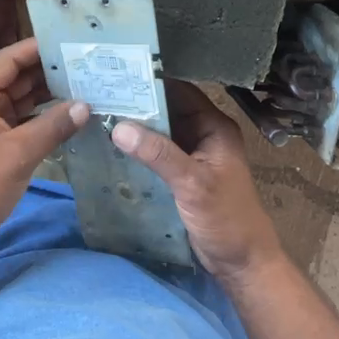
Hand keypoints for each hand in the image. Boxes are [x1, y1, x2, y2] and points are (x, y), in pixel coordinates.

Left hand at [0, 38, 89, 262]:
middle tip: (89, 63)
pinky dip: (45, 117)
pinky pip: (23, 120)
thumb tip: (86, 105)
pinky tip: (73, 114)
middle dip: (50, 71)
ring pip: (22, 100)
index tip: (70, 40)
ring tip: (88, 84)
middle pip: (17, 77)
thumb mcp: (18, 154)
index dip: (37, 48)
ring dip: (50, 94)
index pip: (8, 60)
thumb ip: (52, 126)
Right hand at [110, 81, 282, 281]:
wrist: (242, 265)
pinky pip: (154, 152)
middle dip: (136, 102)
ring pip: (158, 131)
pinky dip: (136, 148)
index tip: (118, 73)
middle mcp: (202, 135)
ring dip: (134, 125)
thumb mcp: (193, 183)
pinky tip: (109, 144)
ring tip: (97, 112)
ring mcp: (190, 156)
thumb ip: (159, 154)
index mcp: (214, 127)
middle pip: (166, 109)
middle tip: (98, 91)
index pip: (180, 91)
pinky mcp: (179, 175)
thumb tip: (119, 127)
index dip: (152, 81)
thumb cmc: (227, 220)